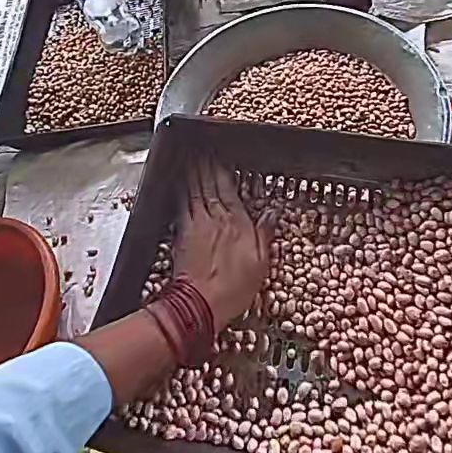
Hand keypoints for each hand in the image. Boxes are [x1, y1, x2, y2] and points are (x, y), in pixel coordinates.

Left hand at [172, 158, 273, 326]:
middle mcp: (217, 218)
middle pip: (209, 185)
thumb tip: (273, 213)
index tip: (218, 158)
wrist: (203, 301)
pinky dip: (180, 191)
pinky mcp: (182, 233)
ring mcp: (197, 224)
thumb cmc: (234, 288)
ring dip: (192, 173)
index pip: (229, 190)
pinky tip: (178, 183)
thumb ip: (265, 234)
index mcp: (238, 224)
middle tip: (201, 151)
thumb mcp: (261, 263)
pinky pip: (181, 205)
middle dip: (204, 166)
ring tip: (190, 159)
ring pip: (194, 191)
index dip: (222, 172)